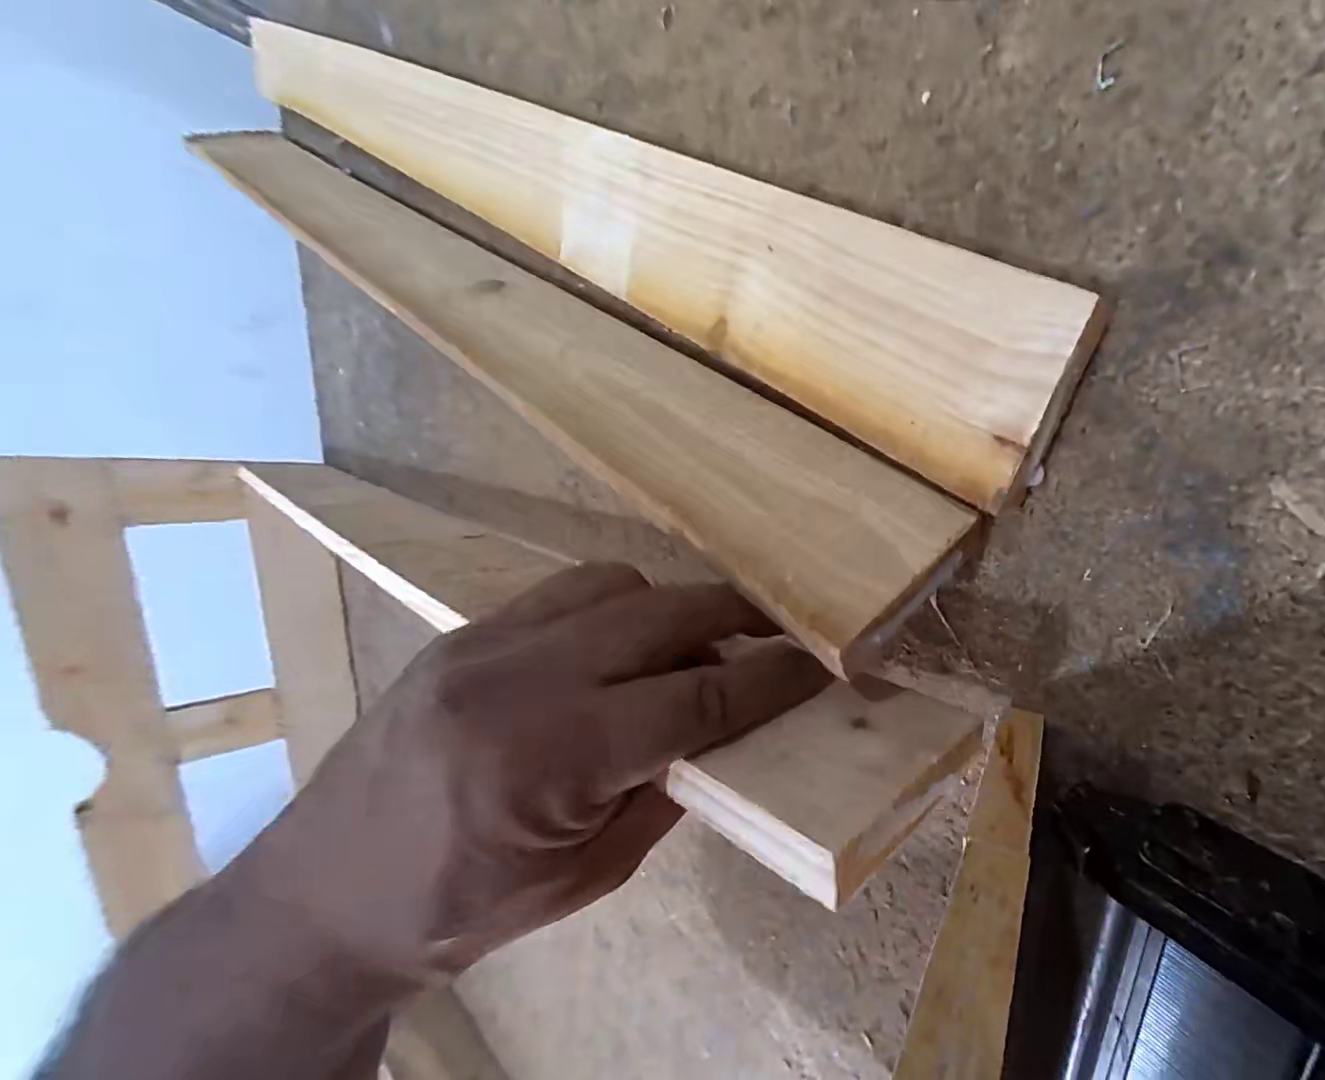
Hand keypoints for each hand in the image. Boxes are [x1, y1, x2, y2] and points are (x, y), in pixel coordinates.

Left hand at [233, 563, 830, 982]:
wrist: (314, 905)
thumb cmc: (465, 908)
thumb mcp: (593, 871)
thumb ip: (672, 786)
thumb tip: (727, 725)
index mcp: (556, 757)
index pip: (701, 697)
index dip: (773, 680)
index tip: (820, 667)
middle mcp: (522, 680)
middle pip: (670, 615)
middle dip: (740, 617)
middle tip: (780, 634)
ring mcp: (485, 644)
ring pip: (621, 584)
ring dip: (676, 609)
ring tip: (694, 647)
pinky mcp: (464, 632)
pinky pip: (569, 592)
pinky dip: (619, 608)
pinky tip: (625, 646)